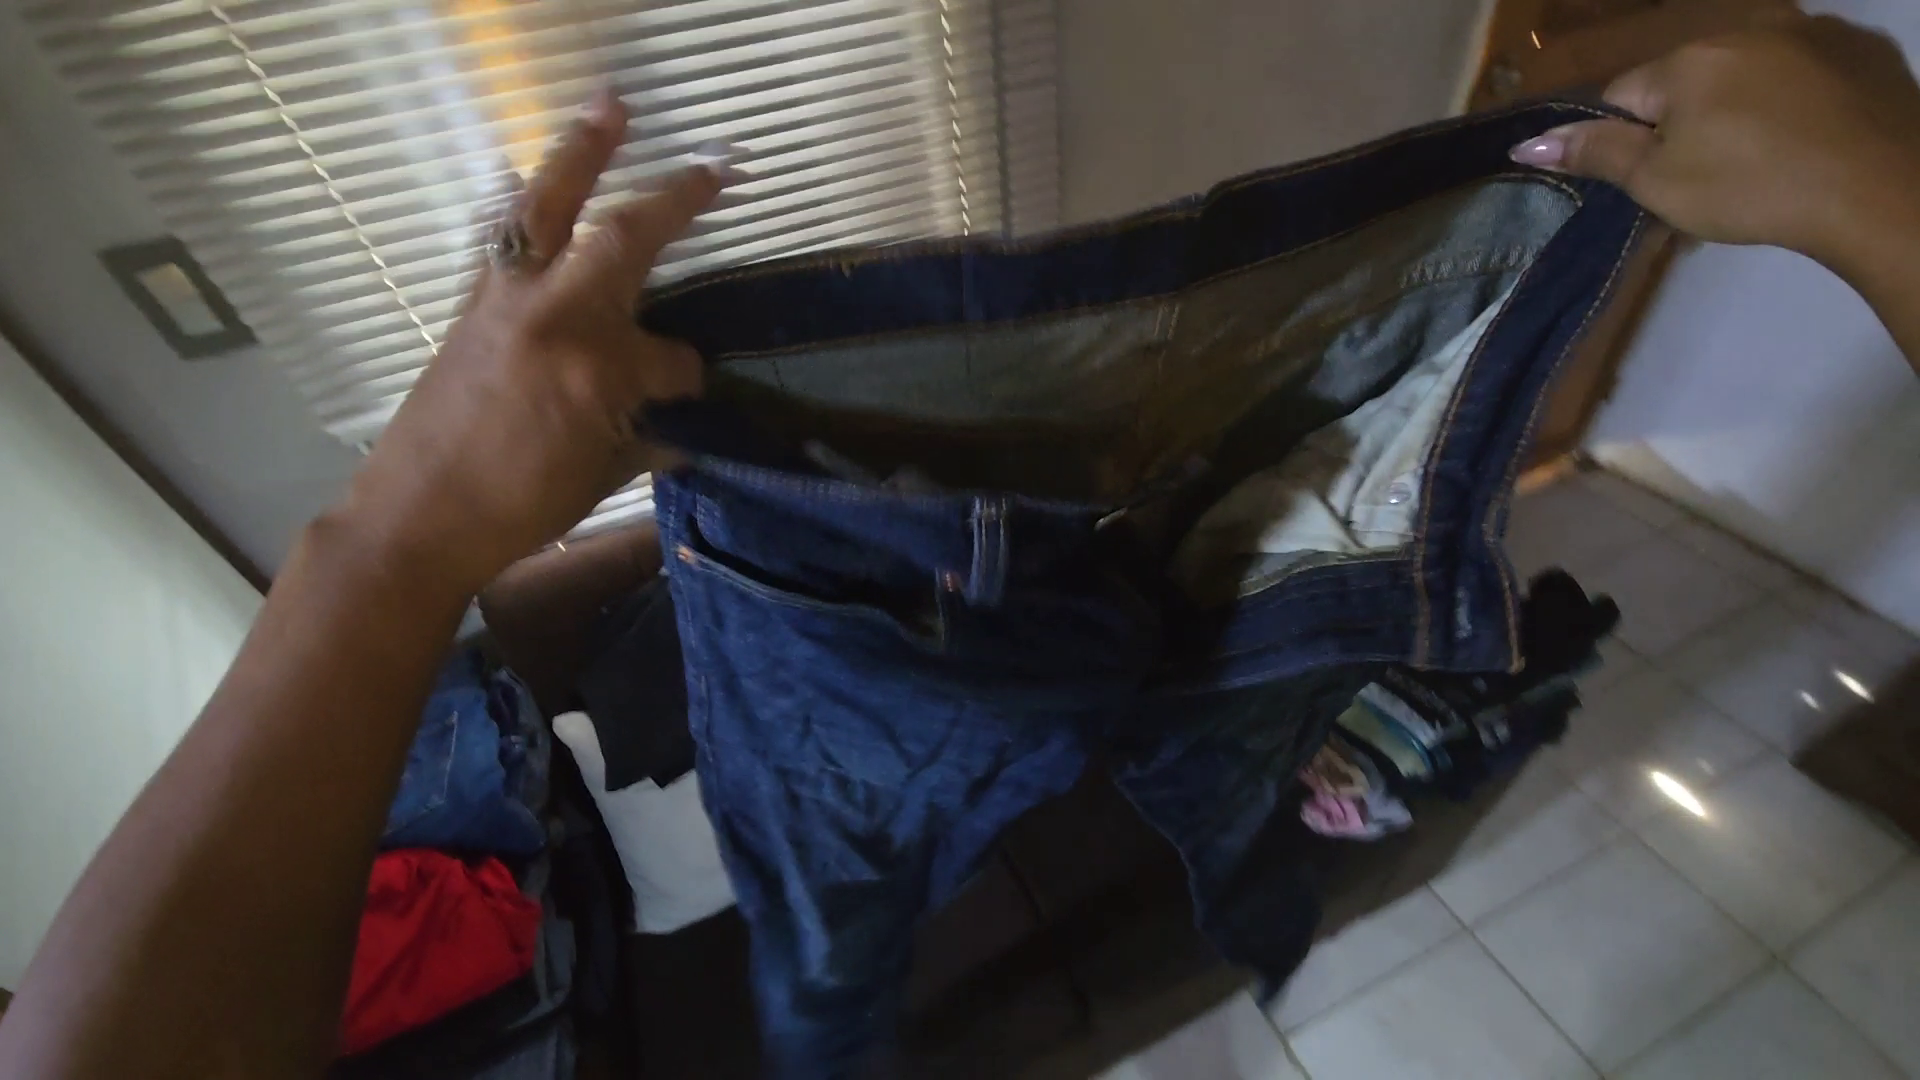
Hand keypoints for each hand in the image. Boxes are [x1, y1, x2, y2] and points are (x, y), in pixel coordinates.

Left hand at [338, 89, 721, 594]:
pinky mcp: (472, 301)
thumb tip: (685, 424)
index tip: (695, 392)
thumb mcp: (606, 475)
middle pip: (626, 239)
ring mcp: (508, 298)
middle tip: (719, 167)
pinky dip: (527, 200)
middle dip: (679, 201)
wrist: (417, 516)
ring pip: (549, 206)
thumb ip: (653, 436)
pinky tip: (537, 179)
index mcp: (600, 371)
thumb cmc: (524, 507)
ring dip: (584, 151)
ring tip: (612, 104)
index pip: (675, 359)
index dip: (693, 376)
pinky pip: (503, 232)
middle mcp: (556, 316)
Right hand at [1510, 14, 1919, 267]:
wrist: (1880, 187)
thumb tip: (1526, 144)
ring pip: (1739, 77)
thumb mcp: (1653, 178)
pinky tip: (1795, 138)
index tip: (1641, 176)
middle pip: (1681, 83)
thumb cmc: (1747, 186)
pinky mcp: (1864, 49)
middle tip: (1690, 176)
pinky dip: (1784, 102)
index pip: (1620, 96)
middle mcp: (1751, 28)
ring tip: (1745, 160)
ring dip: (1729, 111)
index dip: (1618, 140)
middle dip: (1675, 123)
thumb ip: (1593, 151)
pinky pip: (1797, 73)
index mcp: (1691, 59)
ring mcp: (1815, 32)